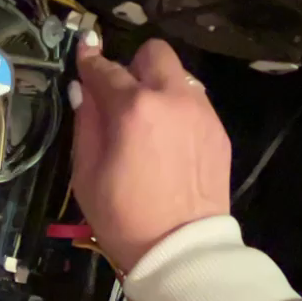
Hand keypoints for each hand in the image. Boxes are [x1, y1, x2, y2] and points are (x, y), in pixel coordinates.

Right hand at [68, 34, 233, 271]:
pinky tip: (169, 148)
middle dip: (133, 67)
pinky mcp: (218, 130)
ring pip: (177, 77)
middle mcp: (171, 97)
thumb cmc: (123, 218)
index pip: (105, 70)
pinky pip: (194, 104)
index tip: (83, 52)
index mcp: (133, 108)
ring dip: (158, 90)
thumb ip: (85, 126)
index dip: (89, 61)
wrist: (181, 249)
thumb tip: (85, 93)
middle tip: (122, 99)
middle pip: (152, 53)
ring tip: (148, 128)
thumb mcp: (87, 177)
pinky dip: (177, 114)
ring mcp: (201, 111)